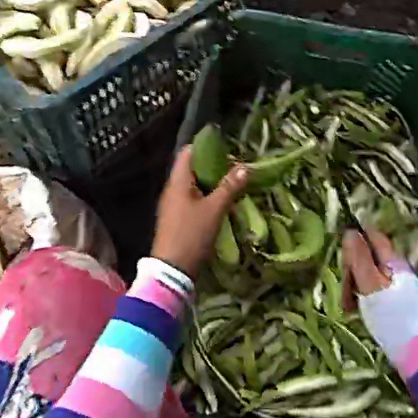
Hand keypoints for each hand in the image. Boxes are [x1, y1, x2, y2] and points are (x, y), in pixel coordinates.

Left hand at [151, 145, 247, 278]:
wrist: (172, 270)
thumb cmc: (191, 234)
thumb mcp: (214, 209)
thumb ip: (229, 187)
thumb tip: (245, 167)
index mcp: (177, 181)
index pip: (189, 151)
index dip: (207, 146)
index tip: (228, 148)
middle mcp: (172, 188)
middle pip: (192, 167)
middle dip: (214, 165)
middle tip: (236, 168)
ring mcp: (173, 204)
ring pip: (194, 184)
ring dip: (212, 182)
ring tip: (234, 183)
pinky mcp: (177, 217)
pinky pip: (193, 198)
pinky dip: (207, 195)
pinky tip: (223, 202)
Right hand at [344, 228, 417, 354]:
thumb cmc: (392, 317)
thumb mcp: (369, 285)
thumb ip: (359, 258)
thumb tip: (350, 231)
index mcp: (393, 260)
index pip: (372, 236)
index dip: (354, 243)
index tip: (342, 262)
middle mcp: (399, 268)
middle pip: (369, 256)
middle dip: (352, 269)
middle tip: (345, 292)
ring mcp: (401, 285)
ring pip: (371, 274)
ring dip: (355, 285)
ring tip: (348, 306)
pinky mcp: (401, 301)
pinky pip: (377, 289)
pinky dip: (365, 296)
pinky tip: (359, 311)